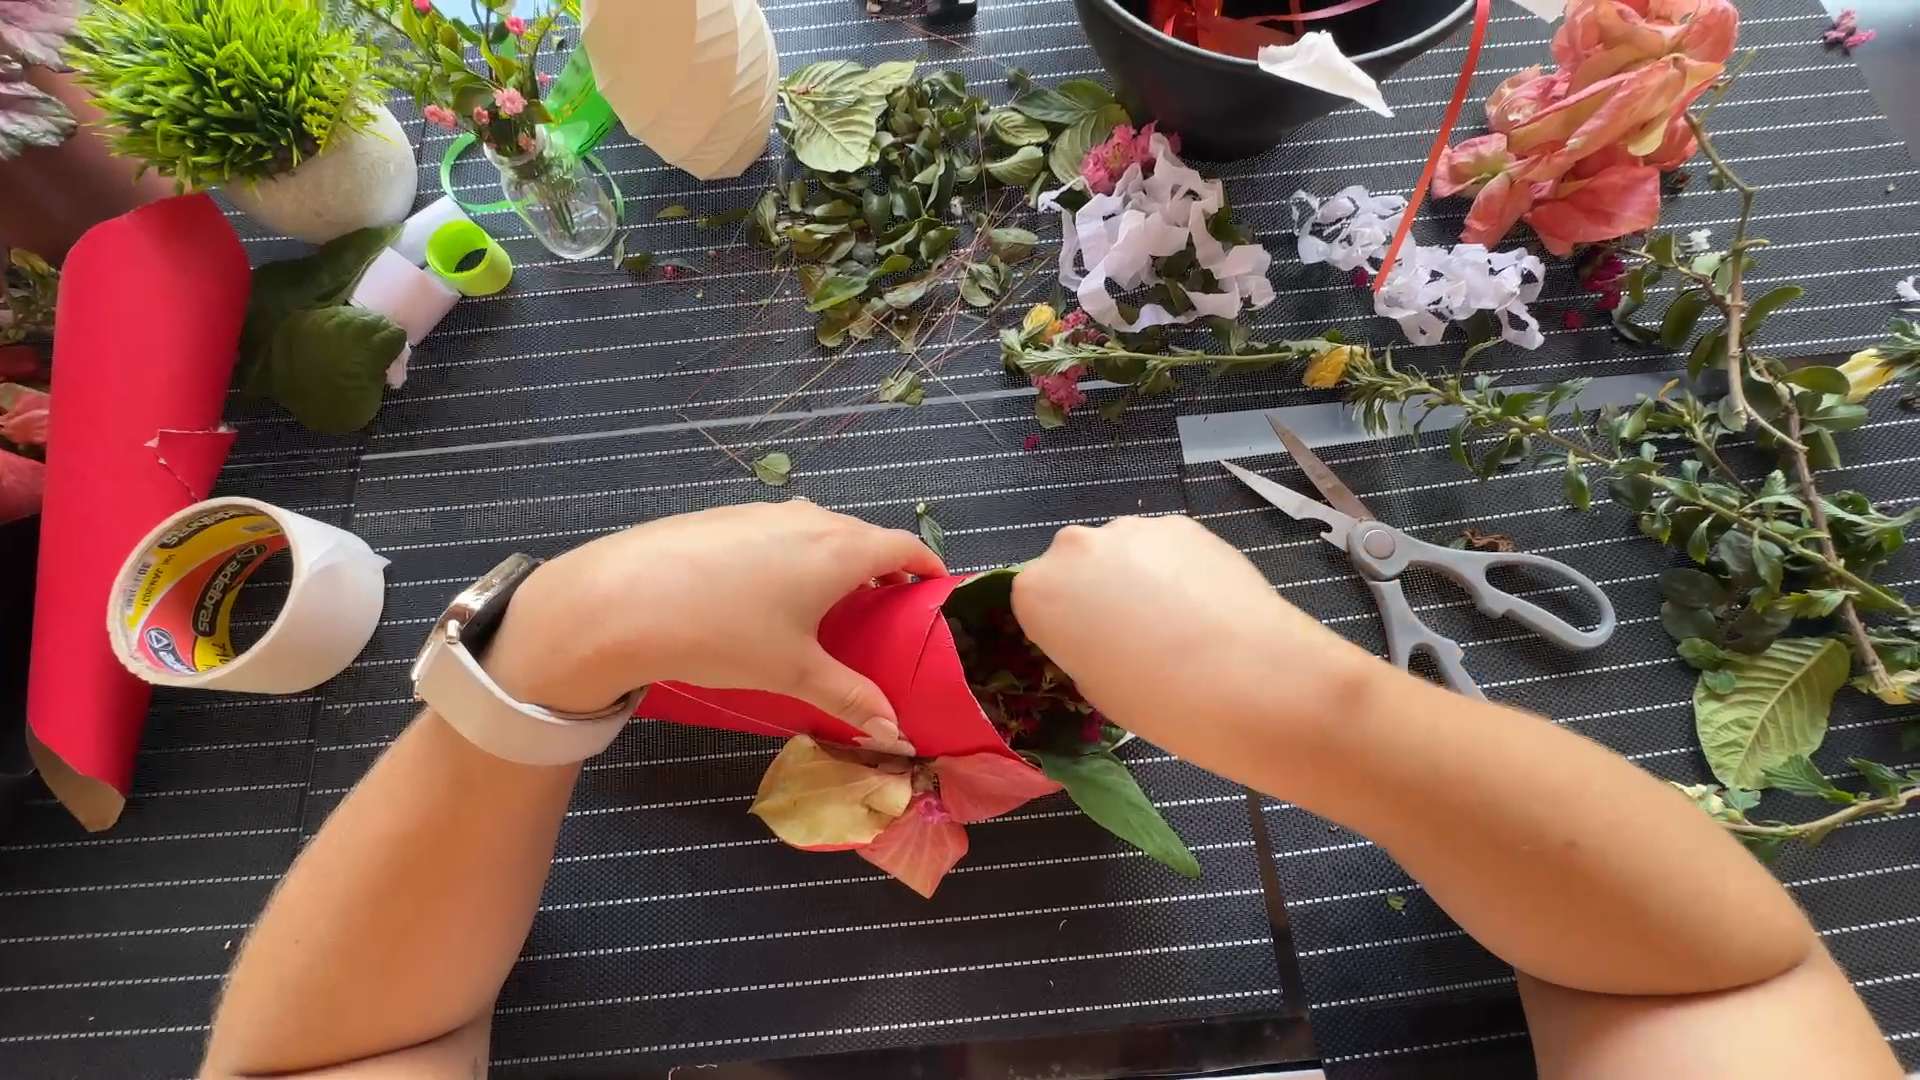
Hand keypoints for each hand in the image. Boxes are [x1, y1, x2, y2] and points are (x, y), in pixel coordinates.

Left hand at [481, 502, 944, 721]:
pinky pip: (782, 529)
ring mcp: (765, 511)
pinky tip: (768, 588)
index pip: (904, 545)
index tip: (933, 588)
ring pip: (821, 529)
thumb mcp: (794, 671)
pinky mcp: (726, 514)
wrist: (621, 600)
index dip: (926, 564)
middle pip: (865, 535)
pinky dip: (797, 552)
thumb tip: (895, 733)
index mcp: (841, 549)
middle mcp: (810, 518)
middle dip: (884, 566)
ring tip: (829, 600)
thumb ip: (851, 697)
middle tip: (885, 606)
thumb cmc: (726, 633)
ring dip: (838, 558)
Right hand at [1010, 515, 1377, 751]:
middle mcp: (1074, 547)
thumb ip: (1079, 644)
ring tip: (1178, 621)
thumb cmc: (1160, 703)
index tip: (1087, 648)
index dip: (1061, 625)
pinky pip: (1162, 547)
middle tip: (1132, 634)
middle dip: (1094, 592)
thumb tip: (1099, 630)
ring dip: (1135, 577)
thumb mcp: (1094, 687)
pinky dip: (1174, 569)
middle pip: (1073, 566)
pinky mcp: (1182, 523)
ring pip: (1120, 553)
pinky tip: (1204, 604)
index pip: (1032, 599)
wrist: (1255, 682)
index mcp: (1037, 591)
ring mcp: (1132, 529)